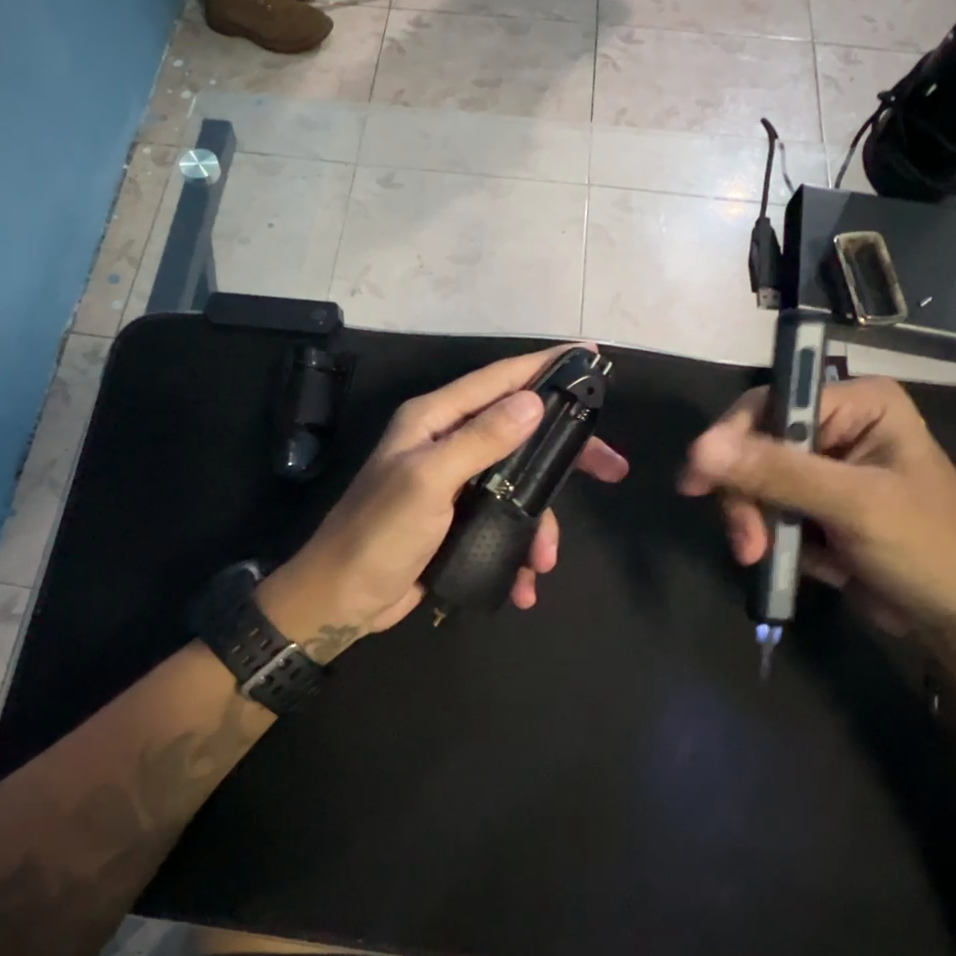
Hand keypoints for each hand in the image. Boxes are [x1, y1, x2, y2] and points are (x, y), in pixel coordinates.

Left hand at [256, 346, 628, 662]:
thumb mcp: (428, 482)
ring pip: (518, 486)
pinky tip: (524, 582)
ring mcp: (452, 484)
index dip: (544, 366)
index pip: (498, 380)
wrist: (342, 599)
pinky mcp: (457, 521)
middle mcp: (445, 443)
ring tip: (545, 561)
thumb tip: (532, 401)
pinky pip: (504, 523)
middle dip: (565, 454)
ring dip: (539, 522)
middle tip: (612, 468)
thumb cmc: (378, 535)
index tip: (592, 356)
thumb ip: (480, 440)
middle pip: (520, 432)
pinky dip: (519, 550)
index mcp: (432, 420)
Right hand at [678, 377, 955, 643]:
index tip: (698, 486)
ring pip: (753, 483)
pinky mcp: (817, 508)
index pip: (769, 403)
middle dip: (744, 497)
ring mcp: (826, 470)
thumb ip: (776, 472)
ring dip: (754, 523)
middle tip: (747, 544)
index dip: (729, 441)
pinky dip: (772, 539)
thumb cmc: (929, 550)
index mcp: (859, 404)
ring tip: (762, 559)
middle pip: (752, 446)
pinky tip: (795, 562)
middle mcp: (839, 427)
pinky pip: (769, 512)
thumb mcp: (853, 506)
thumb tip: (697, 448)